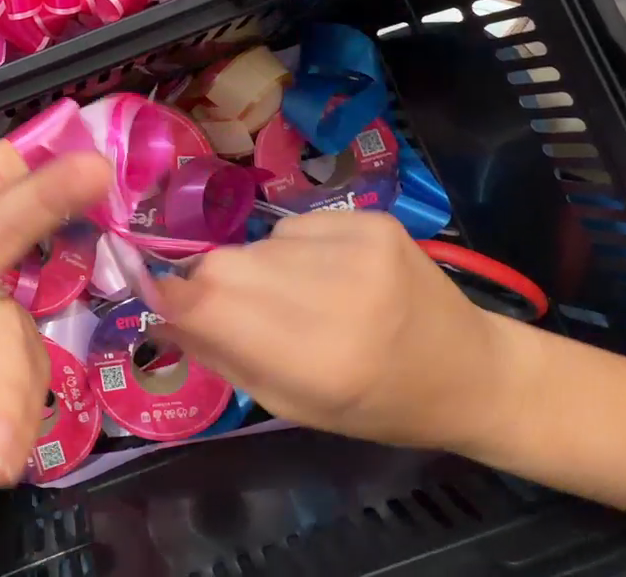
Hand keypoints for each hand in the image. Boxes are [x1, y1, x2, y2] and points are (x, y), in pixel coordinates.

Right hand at [153, 210, 516, 451]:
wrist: (472, 371)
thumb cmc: (377, 405)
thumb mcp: (292, 405)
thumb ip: (220, 355)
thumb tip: (157, 312)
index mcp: (317, 359)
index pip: (208, 304)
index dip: (169, 295)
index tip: (153, 295)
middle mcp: (336, 295)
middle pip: (222, 265)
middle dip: (211, 286)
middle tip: (235, 310)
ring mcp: (357, 248)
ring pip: (253, 243)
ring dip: (254, 267)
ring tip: (294, 296)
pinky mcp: (370, 219)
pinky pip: (290, 226)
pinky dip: (290, 249)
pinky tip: (325, 273)